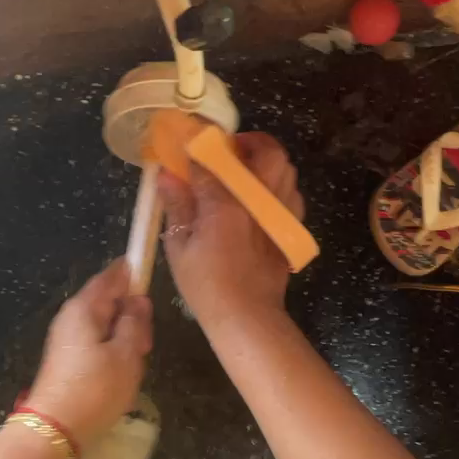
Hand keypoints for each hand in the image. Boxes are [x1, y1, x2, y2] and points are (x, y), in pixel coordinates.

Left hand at [24, 259, 152, 443]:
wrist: (55, 429)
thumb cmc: (95, 389)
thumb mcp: (126, 354)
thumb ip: (135, 322)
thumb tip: (138, 299)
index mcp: (84, 308)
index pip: (111, 276)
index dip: (133, 273)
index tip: (153, 278)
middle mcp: (72, 316)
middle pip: (109, 301)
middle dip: (132, 315)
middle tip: (146, 343)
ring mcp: (67, 338)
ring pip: (105, 325)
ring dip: (125, 338)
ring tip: (135, 363)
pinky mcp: (68, 359)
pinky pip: (97, 343)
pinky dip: (113, 352)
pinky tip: (121, 374)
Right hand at [158, 132, 304, 324]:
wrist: (246, 315)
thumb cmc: (206, 285)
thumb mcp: (179, 246)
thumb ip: (177, 206)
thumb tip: (167, 177)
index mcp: (226, 204)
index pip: (212, 161)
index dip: (199, 149)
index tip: (189, 145)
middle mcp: (259, 201)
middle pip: (268, 151)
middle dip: (249, 143)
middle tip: (230, 151)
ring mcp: (280, 214)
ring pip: (286, 169)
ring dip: (266, 163)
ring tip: (246, 173)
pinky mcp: (290, 229)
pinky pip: (292, 195)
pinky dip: (278, 188)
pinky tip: (260, 200)